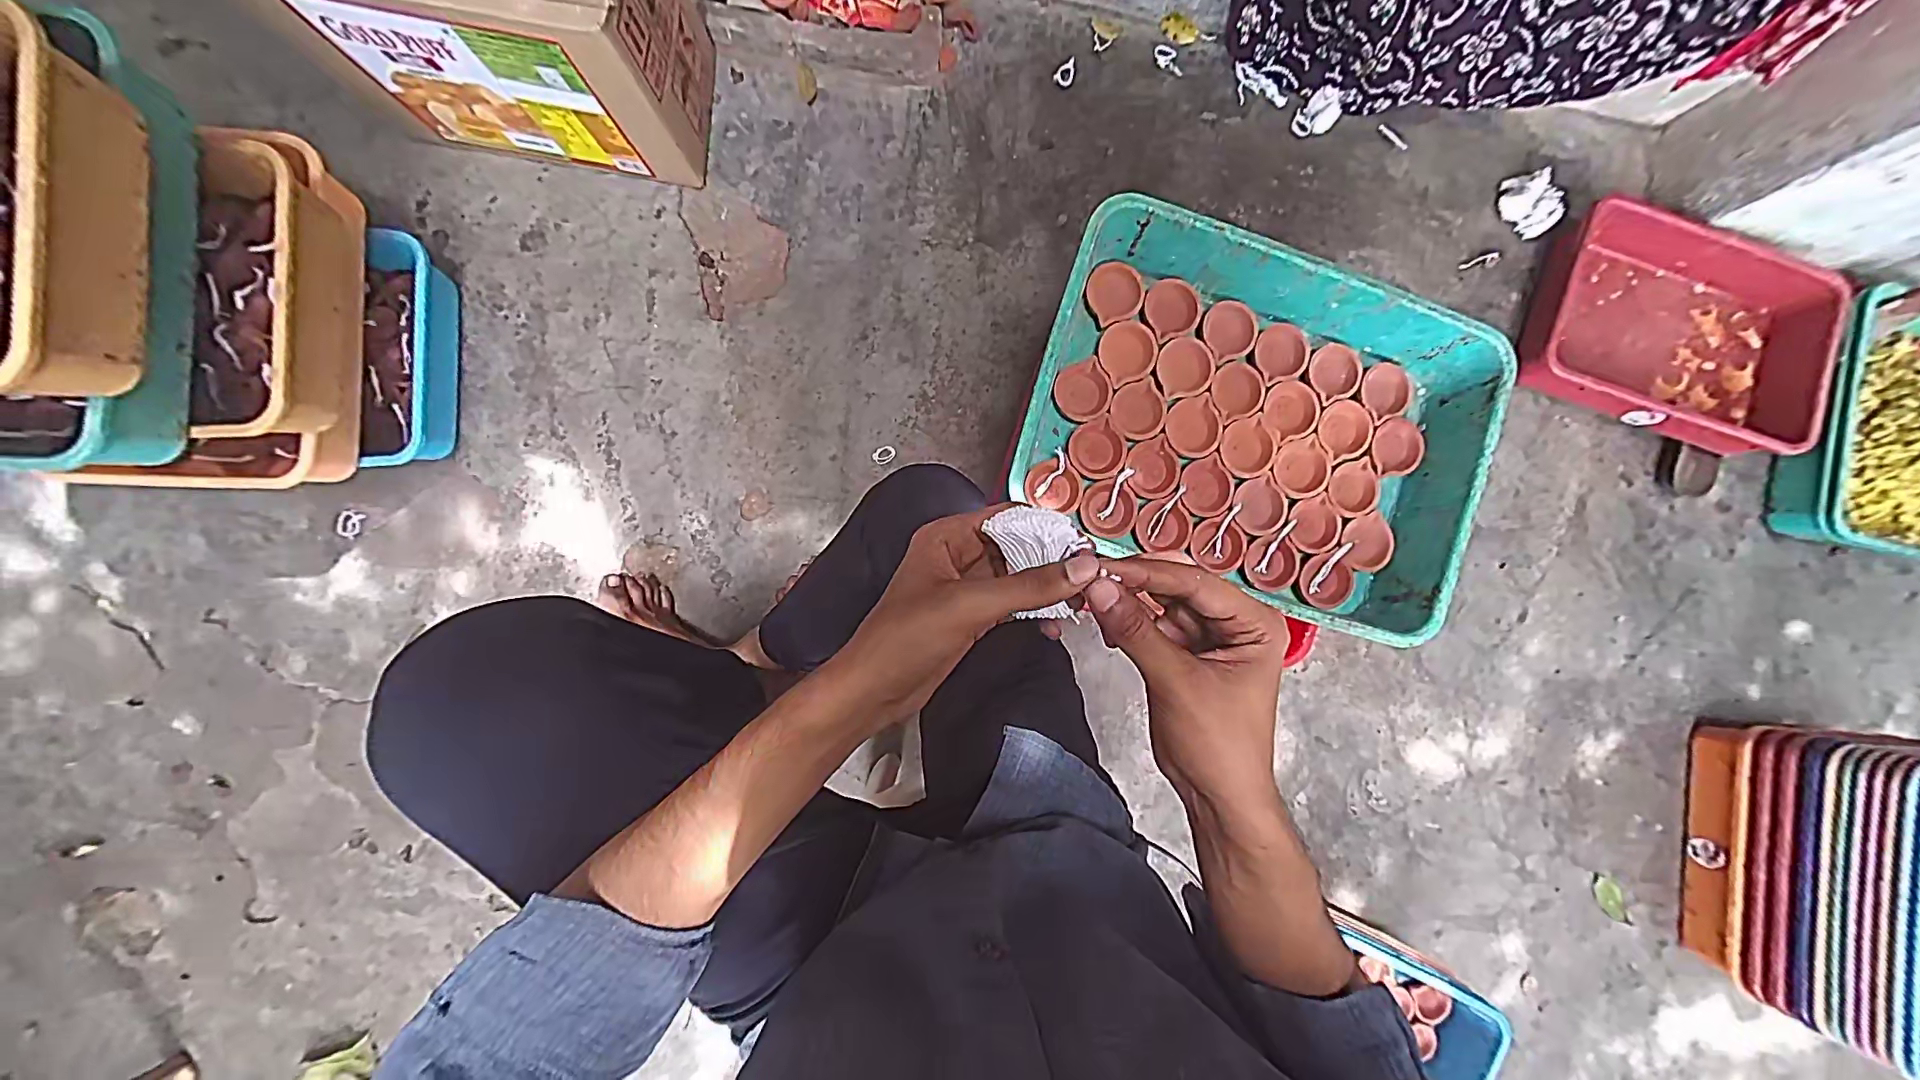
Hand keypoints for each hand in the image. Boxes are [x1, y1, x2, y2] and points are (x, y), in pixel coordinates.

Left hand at [827, 503, 1098, 725]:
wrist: (874, 690)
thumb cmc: (898, 641)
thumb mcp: (969, 606)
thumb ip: (1027, 586)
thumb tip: (1075, 567)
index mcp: (945, 538)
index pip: (1007, 518)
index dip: (1045, 528)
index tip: (1081, 542)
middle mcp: (956, 557)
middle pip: (1017, 547)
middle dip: (1052, 561)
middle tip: (1087, 573)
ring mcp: (965, 589)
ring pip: (1018, 578)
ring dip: (1047, 588)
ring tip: (1079, 599)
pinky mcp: (972, 618)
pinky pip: (1013, 605)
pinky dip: (1034, 611)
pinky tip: (1053, 622)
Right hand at [1082, 557, 1288, 802]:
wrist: (1217, 795)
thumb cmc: (1221, 749)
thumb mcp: (1176, 681)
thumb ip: (1136, 630)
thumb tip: (1103, 589)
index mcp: (1255, 624)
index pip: (1197, 582)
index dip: (1149, 572)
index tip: (1108, 567)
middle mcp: (1235, 624)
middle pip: (1179, 587)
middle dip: (1137, 584)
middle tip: (1097, 578)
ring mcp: (1209, 638)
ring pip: (1161, 603)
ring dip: (1128, 602)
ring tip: (1096, 600)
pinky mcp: (1185, 652)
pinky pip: (1153, 624)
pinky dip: (1129, 622)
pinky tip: (1110, 623)